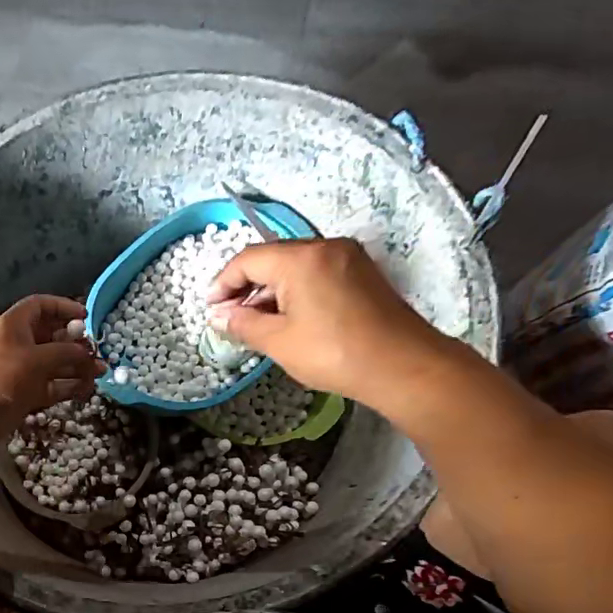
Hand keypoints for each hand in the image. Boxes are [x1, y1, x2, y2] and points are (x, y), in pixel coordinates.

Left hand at [0, 295, 103, 439]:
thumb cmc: (1, 377)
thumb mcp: (37, 359)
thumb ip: (66, 353)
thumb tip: (87, 353)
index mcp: (14, 325)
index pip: (41, 306)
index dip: (64, 307)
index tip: (86, 317)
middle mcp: (19, 344)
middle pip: (52, 336)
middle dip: (76, 343)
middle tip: (97, 351)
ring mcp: (22, 370)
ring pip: (55, 363)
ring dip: (77, 366)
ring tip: (100, 372)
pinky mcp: (26, 393)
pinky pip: (52, 384)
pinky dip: (68, 385)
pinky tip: (87, 388)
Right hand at [207, 238, 462, 404]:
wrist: (402, 366)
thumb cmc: (334, 354)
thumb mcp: (279, 342)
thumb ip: (244, 325)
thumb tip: (219, 316)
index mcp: (301, 258)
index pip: (248, 259)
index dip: (223, 283)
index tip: (211, 308)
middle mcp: (325, 247)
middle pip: (272, 259)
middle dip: (246, 287)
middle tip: (230, 318)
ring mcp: (347, 258)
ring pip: (295, 266)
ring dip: (270, 291)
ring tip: (256, 323)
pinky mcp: (361, 274)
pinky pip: (316, 273)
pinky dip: (294, 292)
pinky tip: (287, 318)